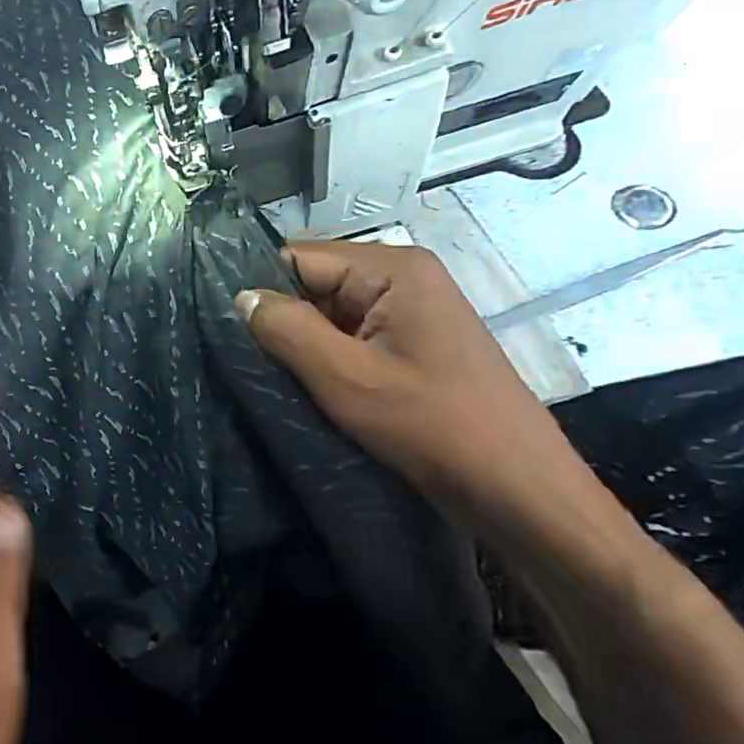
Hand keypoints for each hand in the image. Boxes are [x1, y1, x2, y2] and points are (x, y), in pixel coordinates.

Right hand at [238, 242, 588, 536]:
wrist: (515, 486)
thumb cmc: (432, 426)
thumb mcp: (347, 378)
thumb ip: (287, 330)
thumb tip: (242, 297)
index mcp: (394, 268)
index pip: (300, 257)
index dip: (262, 292)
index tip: (227, 333)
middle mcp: (406, 278)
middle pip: (318, 285)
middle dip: (286, 323)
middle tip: (252, 367)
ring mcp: (415, 313)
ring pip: (335, 316)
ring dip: (309, 348)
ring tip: (279, 383)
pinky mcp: (417, 346)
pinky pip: (359, 340)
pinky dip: (334, 363)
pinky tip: (315, 391)